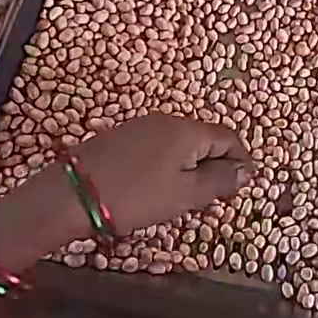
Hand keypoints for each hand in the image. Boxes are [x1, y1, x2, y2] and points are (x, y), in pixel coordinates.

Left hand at [67, 114, 253, 233]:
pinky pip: (157, 147)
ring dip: (191, 166)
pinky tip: (157, 187)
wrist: (72, 194)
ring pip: (179, 144)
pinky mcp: (120, 138)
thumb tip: (245, 170)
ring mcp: (140, 126)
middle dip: (215, 165)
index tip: (242, 186)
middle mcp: (165, 120)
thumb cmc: (135, 197)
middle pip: (203, 138)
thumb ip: (219, 181)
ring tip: (187, 197)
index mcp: (186, 130)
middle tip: (215, 197)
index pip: (228, 137)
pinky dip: (167, 165)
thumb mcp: (184, 195)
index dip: (240, 160)